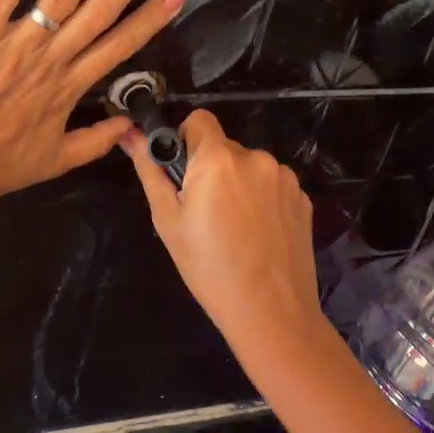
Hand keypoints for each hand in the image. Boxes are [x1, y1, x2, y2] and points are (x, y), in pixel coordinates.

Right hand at [124, 110, 326, 344]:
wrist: (272, 314)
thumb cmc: (208, 267)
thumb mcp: (168, 220)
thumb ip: (150, 170)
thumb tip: (130, 135)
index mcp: (218, 159)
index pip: (199, 119)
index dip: (186, 138)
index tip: (183, 171)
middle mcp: (254, 157)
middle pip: (223, 146)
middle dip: (211, 167)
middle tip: (204, 209)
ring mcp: (284, 178)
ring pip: (249, 166)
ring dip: (238, 182)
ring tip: (234, 226)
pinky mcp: (303, 198)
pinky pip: (272, 184)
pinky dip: (261, 198)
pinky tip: (258, 233)